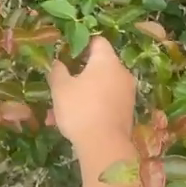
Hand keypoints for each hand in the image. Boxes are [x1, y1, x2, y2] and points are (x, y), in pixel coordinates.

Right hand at [48, 36, 135, 170]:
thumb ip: (57, 71)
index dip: (81, 45)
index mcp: (107, 60)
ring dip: (83, 93)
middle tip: (61, 83)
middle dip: (80, 73)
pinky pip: (107, 102)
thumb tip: (58, 62)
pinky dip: (93, 106)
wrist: (104, 145)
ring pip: (101, 87)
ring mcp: (127, 93)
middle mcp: (122, 72)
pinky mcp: (127, 111)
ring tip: (62, 109)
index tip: (66, 54)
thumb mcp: (60, 88)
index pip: (97, 41)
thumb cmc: (80, 109)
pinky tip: (76, 121)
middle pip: (100, 65)